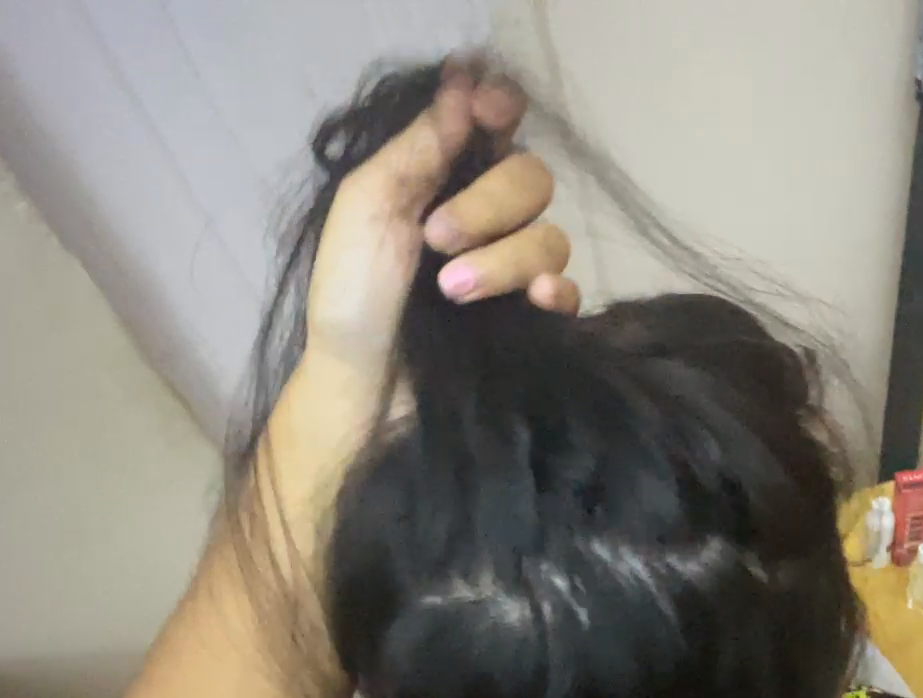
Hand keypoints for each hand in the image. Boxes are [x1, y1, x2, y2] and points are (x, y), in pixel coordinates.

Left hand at [303, 65, 580, 377]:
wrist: (367, 385)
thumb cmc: (353, 297)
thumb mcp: (367, 209)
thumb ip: (417, 147)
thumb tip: (464, 86)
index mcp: (442, 179)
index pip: (494, 128)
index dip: (501, 111)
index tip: (492, 115)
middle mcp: (487, 217)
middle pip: (532, 179)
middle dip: (489, 206)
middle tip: (436, 240)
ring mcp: (513, 269)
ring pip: (551, 237)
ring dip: (504, 260)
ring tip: (453, 293)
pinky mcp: (532, 318)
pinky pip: (570, 291)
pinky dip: (557, 291)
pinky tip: (535, 300)